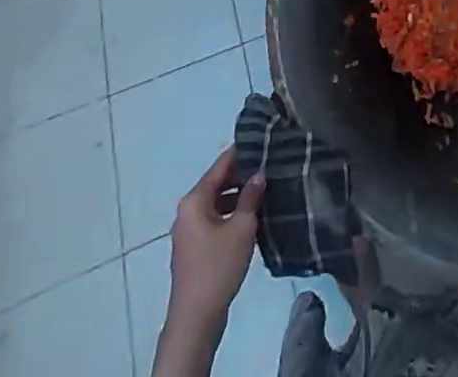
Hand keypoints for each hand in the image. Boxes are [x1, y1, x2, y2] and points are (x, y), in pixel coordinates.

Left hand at [166, 148, 265, 331]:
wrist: (196, 316)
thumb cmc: (218, 266)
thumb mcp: (241, 228)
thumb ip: (250, 197)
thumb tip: (259, 174)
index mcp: (195, 200)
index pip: (220, 166)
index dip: (240, 153)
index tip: (261, 141)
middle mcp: (187, 210)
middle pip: (216, 183)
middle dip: (241, 175)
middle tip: (269, 166)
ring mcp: (189, 230)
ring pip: (216, 203)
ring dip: (238, 197)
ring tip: (265, 191)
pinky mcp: (194, 247)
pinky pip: (214, 219)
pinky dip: (231, 214)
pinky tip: (252, 218)